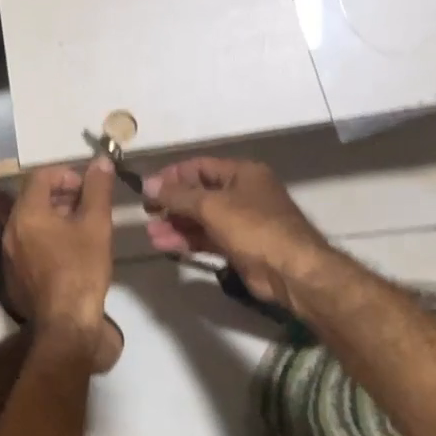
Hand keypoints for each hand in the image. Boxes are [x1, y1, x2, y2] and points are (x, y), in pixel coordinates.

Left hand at [5, 160, 116, 357]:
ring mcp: (9, 254)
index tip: (88, 186)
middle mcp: (10, 230)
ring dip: (55, 215)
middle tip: (89, 203)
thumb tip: (101, 161)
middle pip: (32, 197)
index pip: (40, 176)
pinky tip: (70, 250)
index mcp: (26, 214)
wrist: (66, 322)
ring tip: (83, 225)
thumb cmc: (82, 269)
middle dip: (61, 194)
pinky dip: (47, 236)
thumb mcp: (96, 225)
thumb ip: (98, 189)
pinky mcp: (14, 273)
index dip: (66, 174)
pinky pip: (28, 243)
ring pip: (30, 221)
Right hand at [142, 157, 333, 306]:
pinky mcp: (238, 245)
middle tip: (147, 214)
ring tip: (151, 234)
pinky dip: (187, 240)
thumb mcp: (211, 206)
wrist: (289, 269)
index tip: (147, 189)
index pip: (199, 166)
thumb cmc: (253, 227)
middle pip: (199, 193)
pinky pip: (207, 237)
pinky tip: (165, 245)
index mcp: (242, 173)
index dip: (172, 175)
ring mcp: (241, 221)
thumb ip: (177, 196)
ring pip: (201, 218)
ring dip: (176, 225)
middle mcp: (242, 193)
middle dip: (171, 204)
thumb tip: (147, 184)